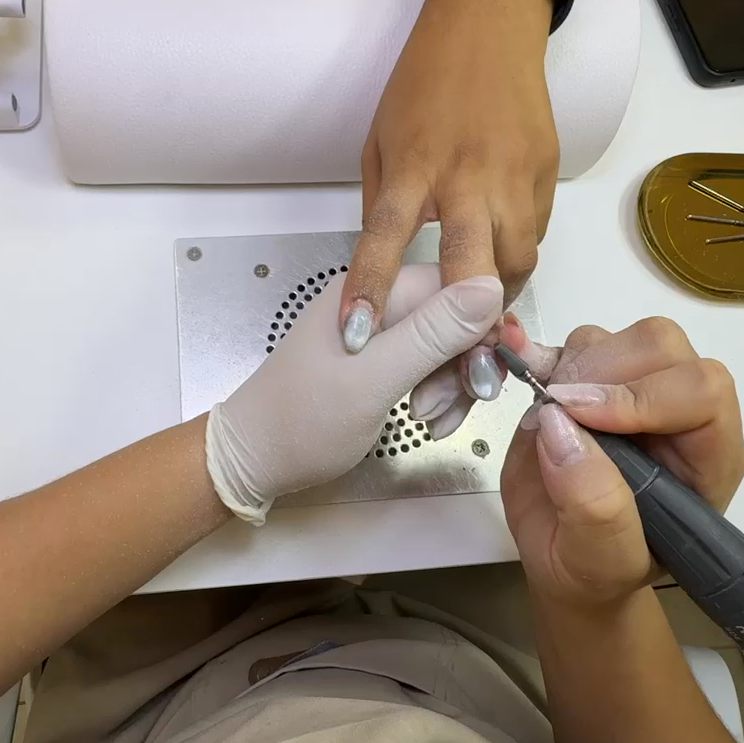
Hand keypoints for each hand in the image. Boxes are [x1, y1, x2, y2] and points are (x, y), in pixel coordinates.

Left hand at [207, 265, 503, 522]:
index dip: (482, 323)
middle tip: (457, 402)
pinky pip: (425, 367)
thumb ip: (431, 335)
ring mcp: (374, 333)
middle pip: (452, 316)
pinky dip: (437, 395)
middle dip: (465, 360)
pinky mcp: (375, 362)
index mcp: (368, 290)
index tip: (490, 369)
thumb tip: (491, 283)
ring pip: (444, 346)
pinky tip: (429, 421)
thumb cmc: (302, 422)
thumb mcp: (371, 380)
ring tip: (431, 418)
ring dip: (451, 384)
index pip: (451, 282)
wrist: (252, 459)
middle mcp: (373, 302)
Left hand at [338, 0, 557, 429]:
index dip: (368, 293)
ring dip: (499, 305)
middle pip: (475, 266)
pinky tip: (500, 280)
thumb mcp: (380, 142)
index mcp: (414, 166)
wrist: (491, 21)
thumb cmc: (420, 84)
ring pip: (517, 262)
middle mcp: (468, 177)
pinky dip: (517, 265)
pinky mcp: (548, 176)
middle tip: (466, 379)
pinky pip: (534, 238)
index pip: (386, 239)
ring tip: (480, 336)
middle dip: (470, 328)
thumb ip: (384, 207)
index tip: (353, 341)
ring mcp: (515, 177)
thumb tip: (383, 267)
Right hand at [497, 316, 743, 608]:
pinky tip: (522, 378)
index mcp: (705, 455)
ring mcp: (625, 392)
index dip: (641, 394)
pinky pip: (568, 345)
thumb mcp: (600, 560)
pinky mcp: (580, 383)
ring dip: (571, 365)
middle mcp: (673, 411)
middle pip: (661, 346)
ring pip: (614, 338)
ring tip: (543, 411)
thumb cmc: (594, 570)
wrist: (562, 562)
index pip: (701, 391)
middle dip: (602, 370)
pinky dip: (537, 354)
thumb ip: (595, 506)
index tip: (578, 416)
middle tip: (556, 408)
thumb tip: (559, 424)